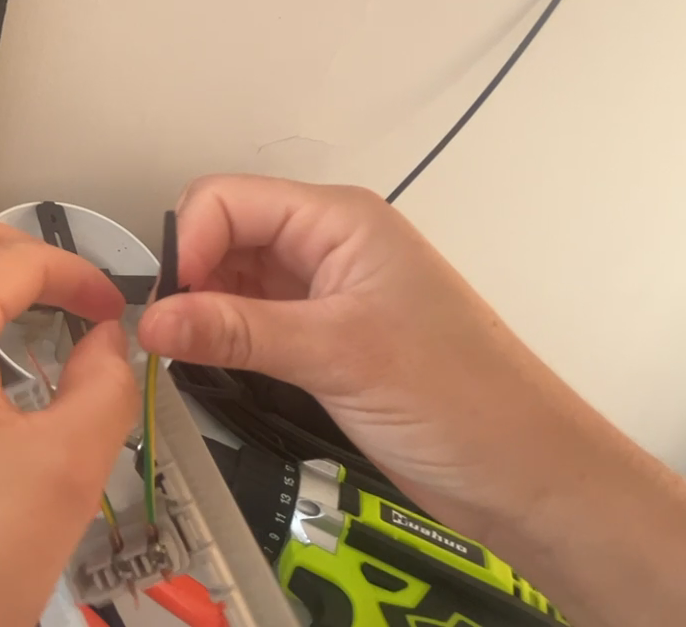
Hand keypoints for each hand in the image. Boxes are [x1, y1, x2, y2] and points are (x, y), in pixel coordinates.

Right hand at [136, 175, 592, 538]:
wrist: (538, 485)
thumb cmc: (458, 401)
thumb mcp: (337, 356)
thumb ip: (233, 332)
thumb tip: (147, 322)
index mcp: (336, 218)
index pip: (226, 200)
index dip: (189, 242)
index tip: (172, 304)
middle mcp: (321, 239)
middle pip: (222, 231)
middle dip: (189, 274)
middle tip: (171, 332)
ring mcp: (317, 284)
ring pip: (228, 272)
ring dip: (202, 306)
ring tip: (188, 350)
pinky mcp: (314, 326)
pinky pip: (245, 310)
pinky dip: (219, 330)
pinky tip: (211, 357)